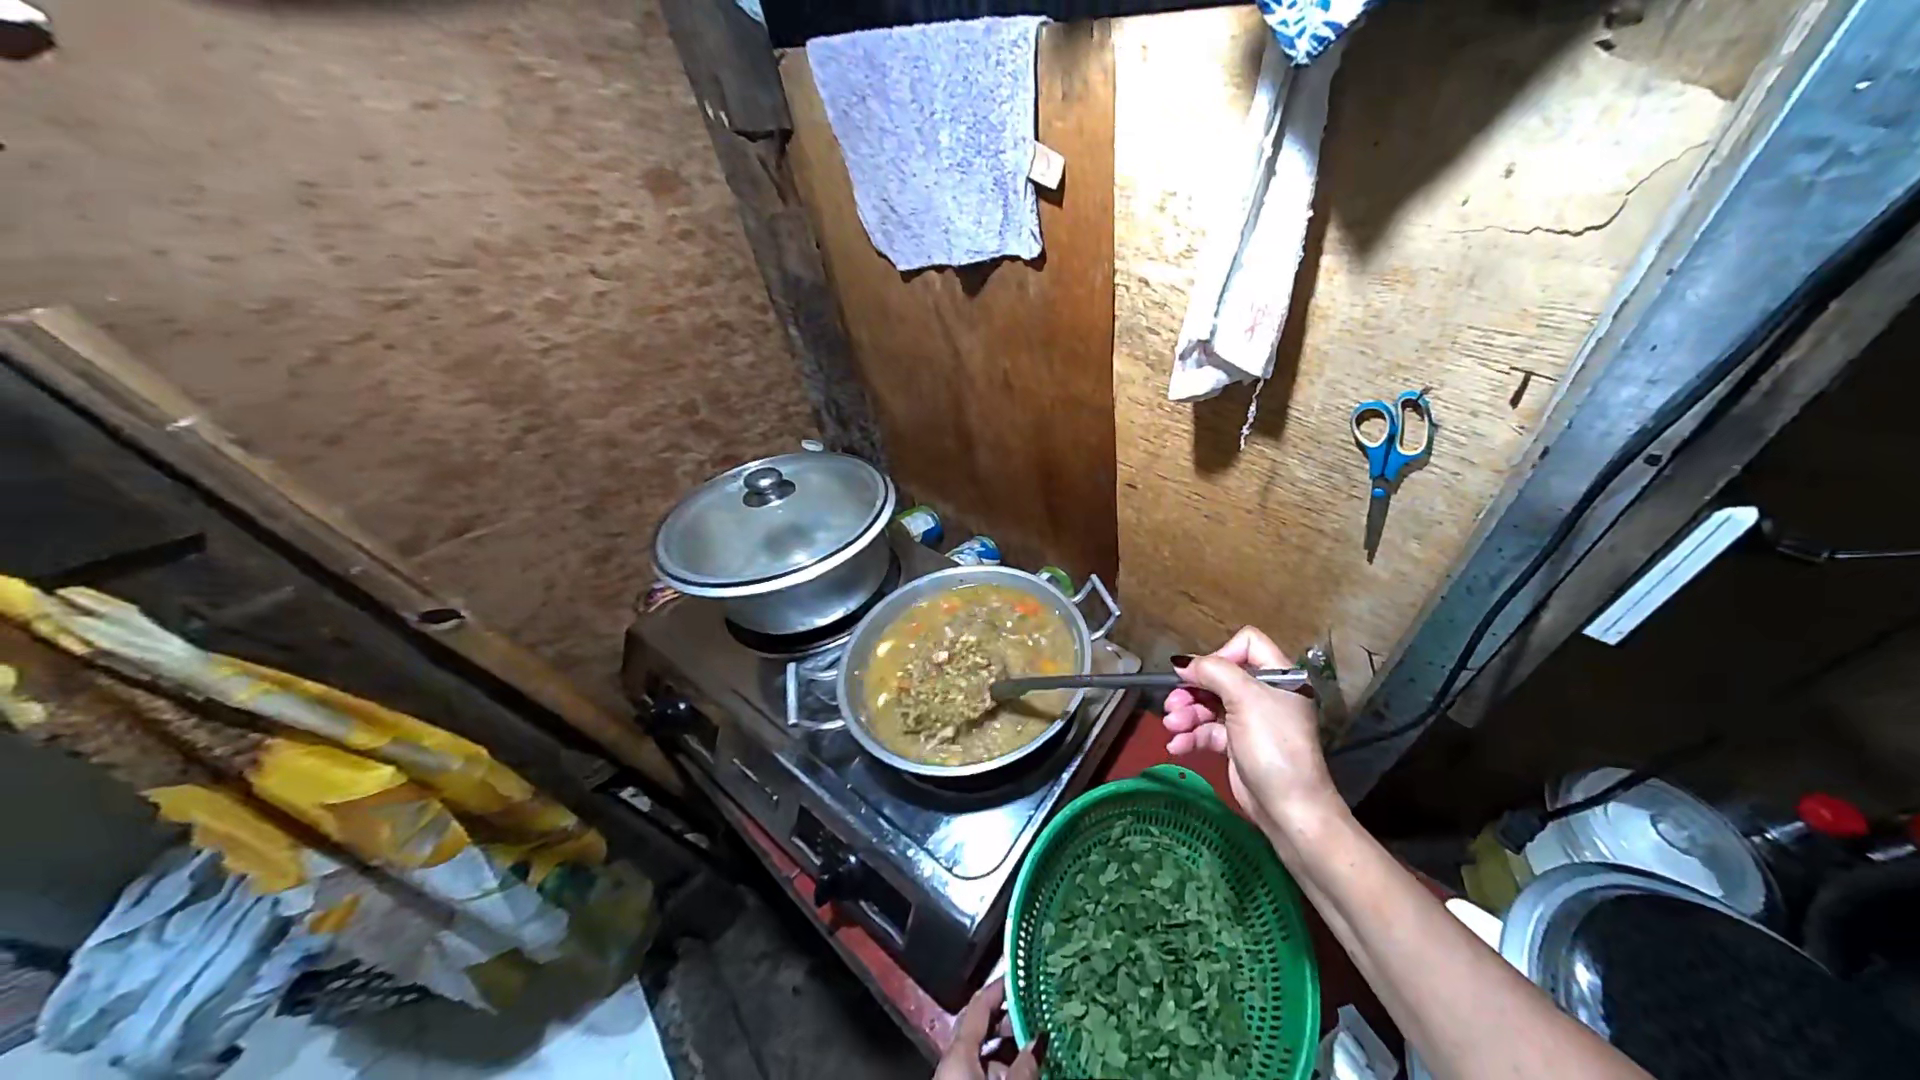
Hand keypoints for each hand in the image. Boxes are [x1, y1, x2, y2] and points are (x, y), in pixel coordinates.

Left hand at [934, 978, 1042, 1079]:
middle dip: (1009, 1017)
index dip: (999, 987)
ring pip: (984, 1050)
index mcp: (958, 1050)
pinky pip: (981, 1069)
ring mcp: (954, 1076)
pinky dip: (1002, 1064)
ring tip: (1036, 1040)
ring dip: (1009, 1044)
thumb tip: (1040, 1039)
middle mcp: (952, 1058)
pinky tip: (1022, 1068)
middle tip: (1036, 1009)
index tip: (1019, 974)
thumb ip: (1023, 1065)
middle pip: (982, 1025)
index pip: (979, 1004)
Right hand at [1162, 626, 1340, 834]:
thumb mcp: (1245, 698)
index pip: (1247, 643)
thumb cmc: (1273, 745)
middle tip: (1172, 704)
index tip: (1203, 674)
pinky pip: (1207, 730)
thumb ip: (1213, 671)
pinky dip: (1190, 736)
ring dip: (1185, 714)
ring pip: (1208, 704)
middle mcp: (1264, 694)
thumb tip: (1183, 662)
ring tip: (1172, 727)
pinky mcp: (1236, 744)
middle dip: (1192, 690)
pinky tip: (1177, 746)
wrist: (1288, 808)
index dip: (1221, 654)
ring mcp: (1250, 720)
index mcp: (1277, 676)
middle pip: (1218, 677)